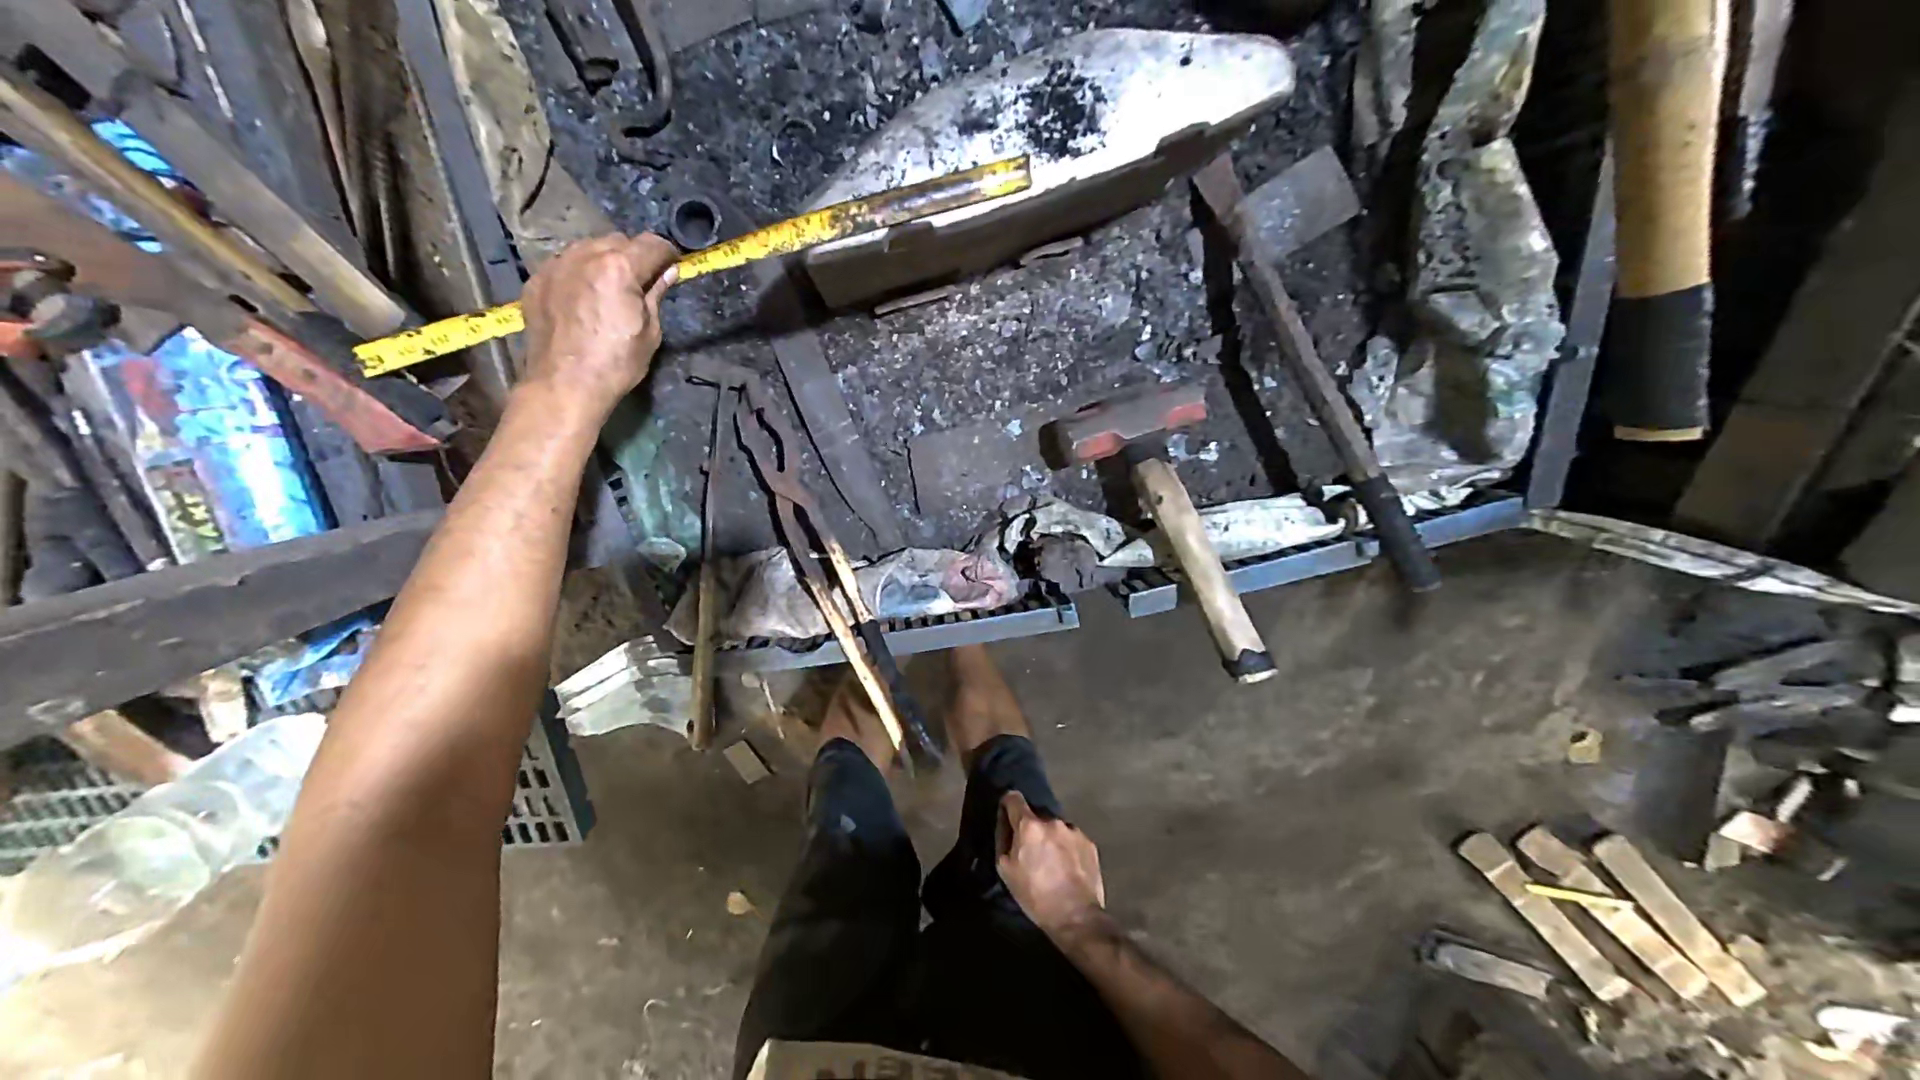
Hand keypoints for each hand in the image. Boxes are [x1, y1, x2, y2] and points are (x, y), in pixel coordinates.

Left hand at [518, 233, 678, 413]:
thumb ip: (655, 294)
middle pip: (618, 241)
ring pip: (588, 248)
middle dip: (634, 256)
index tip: (672, 266)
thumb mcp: (650, 332)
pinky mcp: (537, 279)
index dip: (667, 254)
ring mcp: (556, 265)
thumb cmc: (617, 363)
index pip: (651, 244)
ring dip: (605, 261)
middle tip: (641, 281)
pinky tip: (584, 297)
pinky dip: (580, 273)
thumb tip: (667, 272)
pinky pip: (565, 264)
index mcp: (619, 268)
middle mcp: (585, 255)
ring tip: (610, 288)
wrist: (565, 384)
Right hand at [997, 791, 1107, 939]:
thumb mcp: (1006, 869)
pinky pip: (1072, 838)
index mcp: (1029, 826)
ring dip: (1051, 837)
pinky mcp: (1089, 842)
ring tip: (1053, 862)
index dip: (1008, 805)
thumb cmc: (1035, 895)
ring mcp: (1073, 830)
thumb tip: (1005, 821)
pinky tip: (1068, 867)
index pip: (1014, 798)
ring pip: (1056, 827)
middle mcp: (1052, 821)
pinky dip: (1067, 847)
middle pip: (1036, 816)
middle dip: (1032, 828)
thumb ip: (1003, 838)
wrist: (1076, 916)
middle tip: (1032, 851)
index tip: (1008, 815)